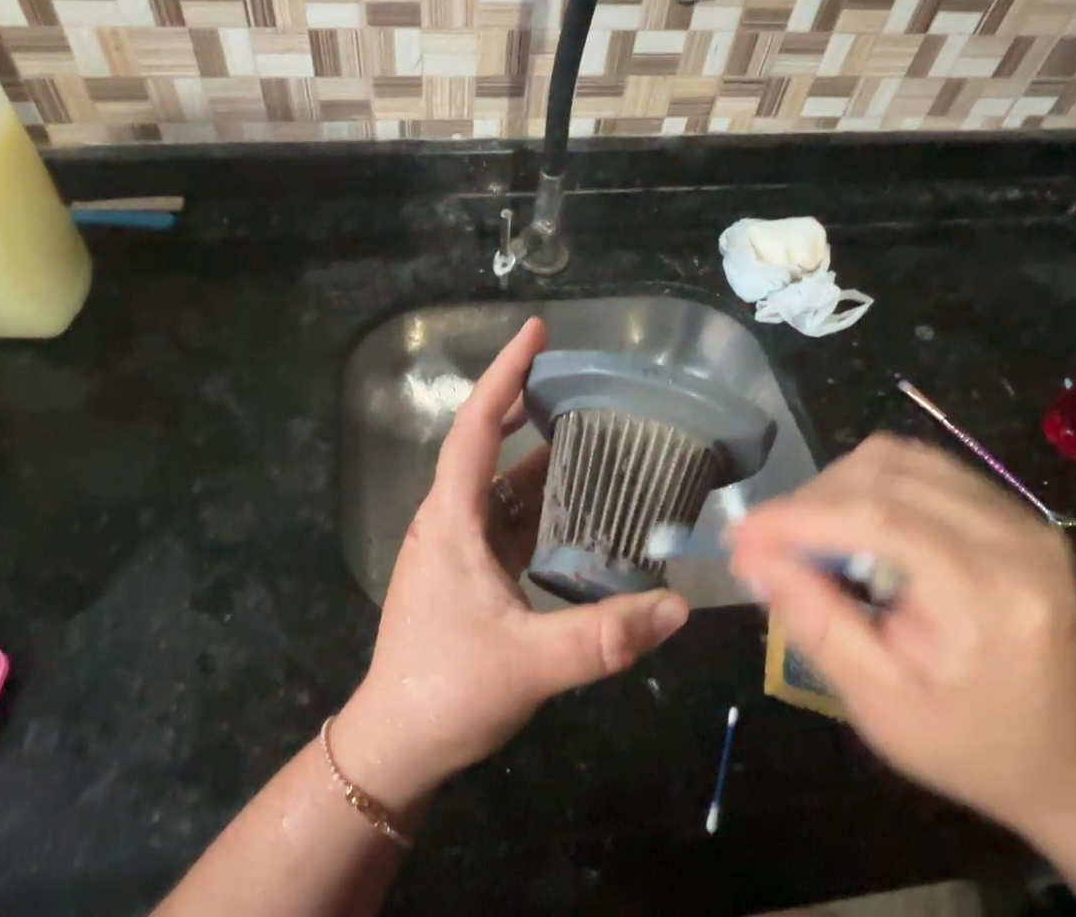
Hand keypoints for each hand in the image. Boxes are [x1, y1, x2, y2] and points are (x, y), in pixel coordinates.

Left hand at [333, 318, 690, 810]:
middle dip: (524, 404)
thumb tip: (679, 607)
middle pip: (484, 445)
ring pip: (498, 485)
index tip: (536, 331)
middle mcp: (447, 523)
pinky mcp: (466, 576)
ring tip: (593, 433)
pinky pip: (506, 521)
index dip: (504, 374)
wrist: (396, 744)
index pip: (474, 427)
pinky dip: (539, 502)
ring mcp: (455, 550)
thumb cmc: (446, 691)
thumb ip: (604, 637)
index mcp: (450, 521)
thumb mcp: (530, 663)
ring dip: (538, 456)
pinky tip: (579, 508)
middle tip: (577, 379)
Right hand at [728, 434, 1075, 824]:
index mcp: (988, 596)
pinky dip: (868, 484)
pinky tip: (848, 524)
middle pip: (887, 475)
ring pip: (901, 459)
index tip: (738, 535)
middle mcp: (1016, 540)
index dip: (797, 516)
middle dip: (809, 501)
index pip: (879, 518)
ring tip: (804, 535)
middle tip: (764, 544)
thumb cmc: (957, 739)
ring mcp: (1022, 519)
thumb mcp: (876, 700)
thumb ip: (815, 621)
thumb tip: (751, 559)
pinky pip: (924, 468)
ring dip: (835, 487)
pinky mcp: (1013, 512)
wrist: (1048, 752)